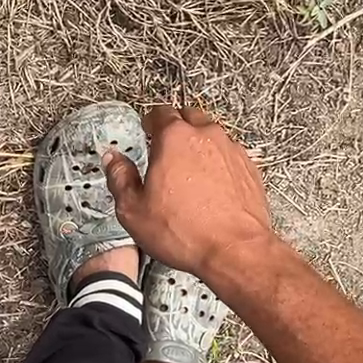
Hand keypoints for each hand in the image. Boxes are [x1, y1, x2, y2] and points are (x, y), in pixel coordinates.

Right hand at [103, 106, 279, 280]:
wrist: (235, 249)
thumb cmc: (188, 232)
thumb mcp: (134, 210)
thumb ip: (120, 178)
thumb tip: (115, 162)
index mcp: (174, 138)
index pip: (160, 112)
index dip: (150, 120)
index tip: (147, 128)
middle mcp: (205, 136)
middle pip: (188, 116)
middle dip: (176, 127)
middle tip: (165, 146)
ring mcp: (230, 149)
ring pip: (210, 135)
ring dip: (198, 145)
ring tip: (188, 170)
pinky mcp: (248, 167)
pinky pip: (228, 154)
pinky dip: (218, 163)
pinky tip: (211, 185)